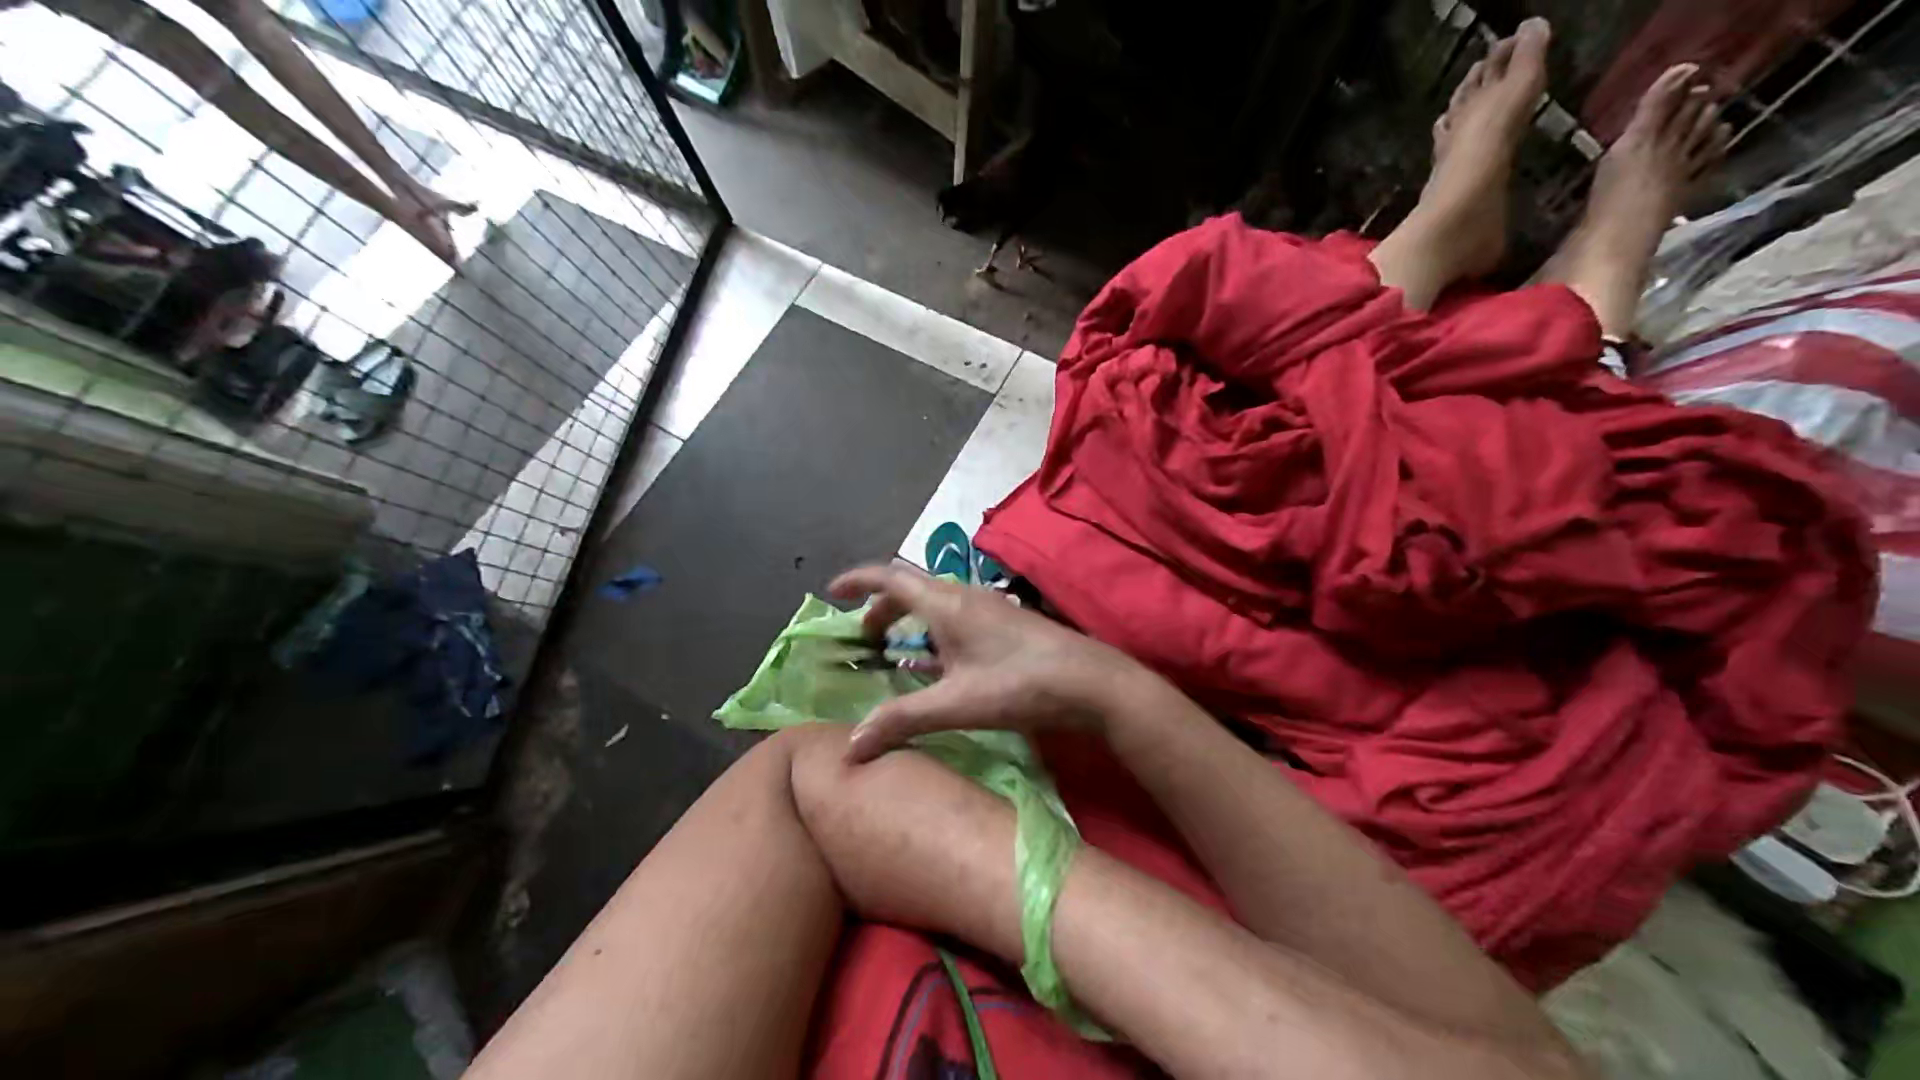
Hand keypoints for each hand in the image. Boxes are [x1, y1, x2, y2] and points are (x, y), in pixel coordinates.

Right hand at [829, 564, 1150, 762]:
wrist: (1091, 682)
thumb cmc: (1020, 684)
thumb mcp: (956, 705)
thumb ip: (902, 720)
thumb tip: (851, 747)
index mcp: (945, 603)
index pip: (889, 578)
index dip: (857, 581)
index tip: (831, 591)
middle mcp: (964, 595)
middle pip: (910, 589)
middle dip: (882, 609)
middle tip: (866, 639)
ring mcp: (989, 607)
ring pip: (936, 602)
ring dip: (910, 619)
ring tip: (898, 652)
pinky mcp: (1006, 622)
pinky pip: (956, 615)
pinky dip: (934, 630)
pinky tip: (943, 663)